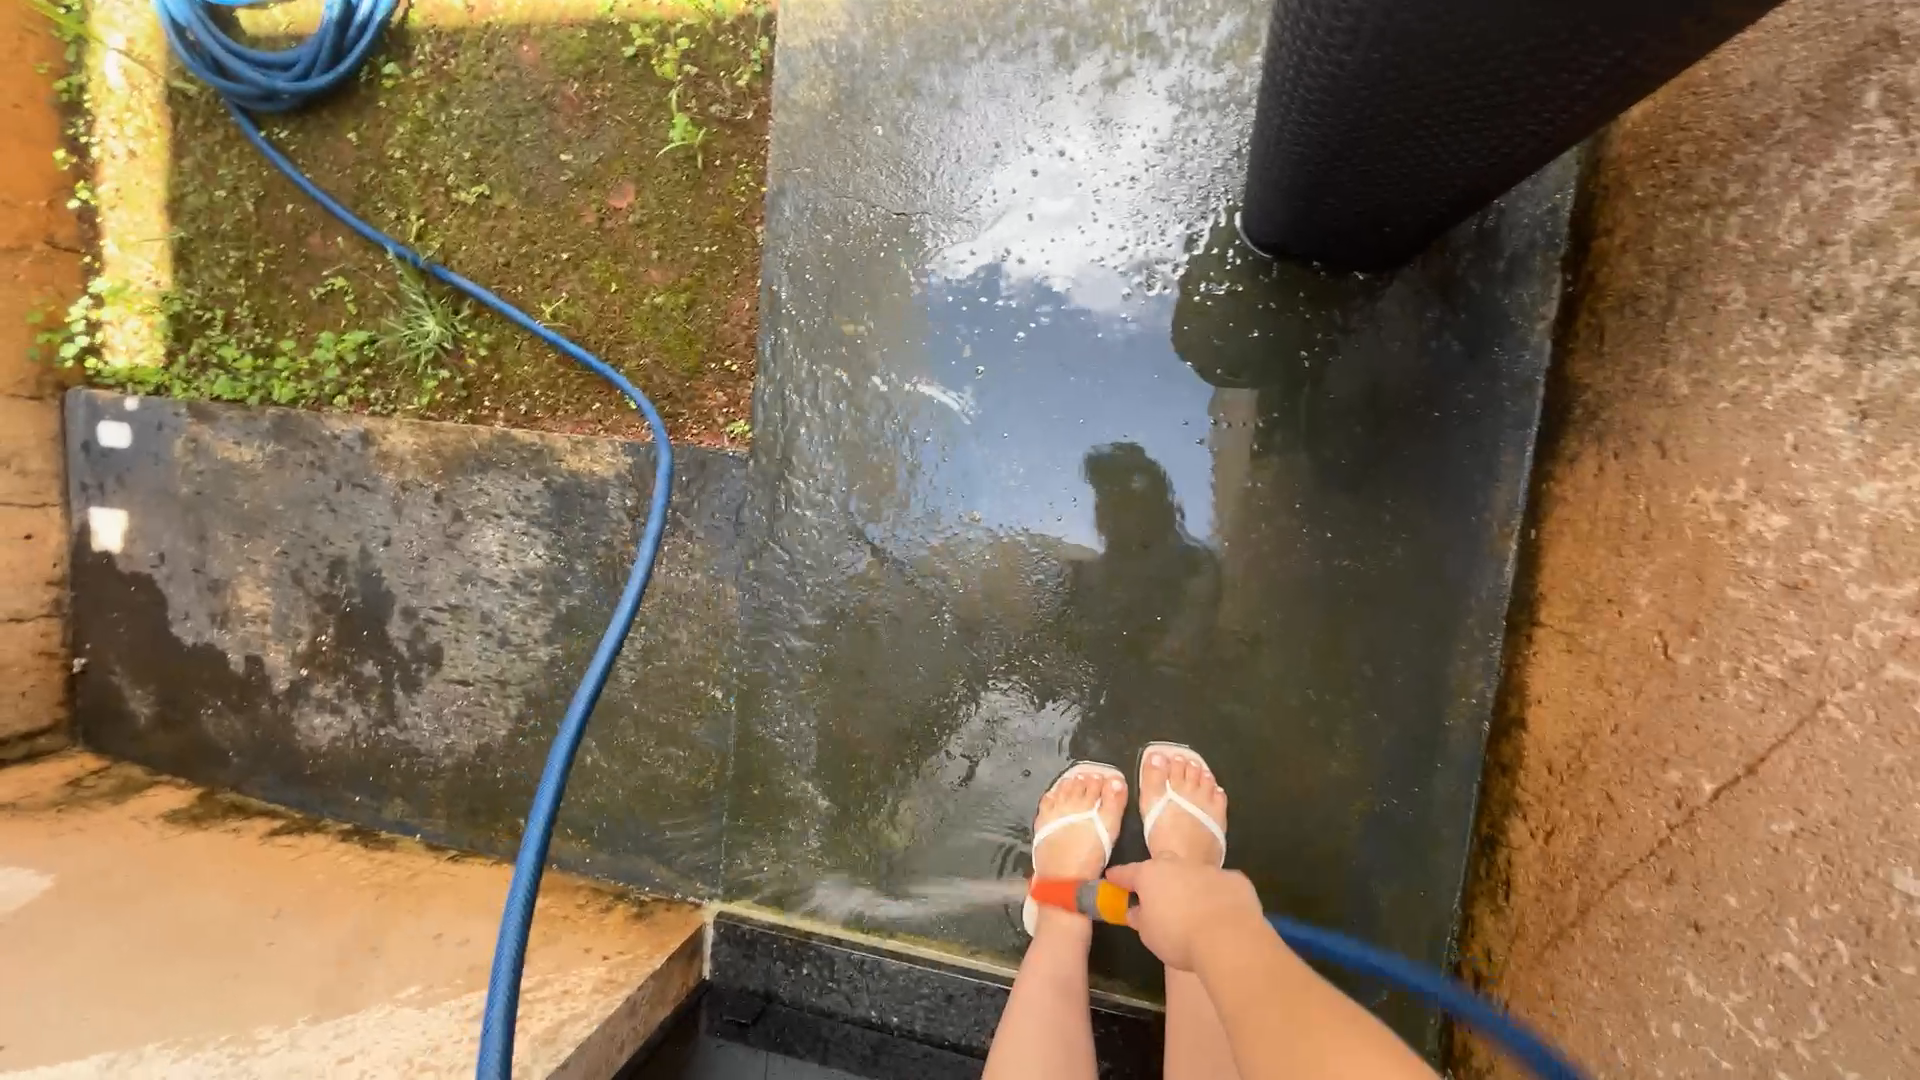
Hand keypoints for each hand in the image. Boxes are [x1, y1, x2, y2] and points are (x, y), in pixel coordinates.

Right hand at [1105, 859, 1266, 971]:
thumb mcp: (1149, 935)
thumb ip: (1140, 919)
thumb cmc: (1179, 937)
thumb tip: (1135, 911)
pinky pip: (1221, 886)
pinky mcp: (1235, 880)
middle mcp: (1178, 864)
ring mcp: (1209, 870)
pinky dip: (1219, 896)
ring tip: (1195, 910)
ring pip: (1194, 874)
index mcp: (1150, 875)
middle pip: (1163, 865)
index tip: (1111, 878)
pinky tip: (1223, 915)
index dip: (1118, 877)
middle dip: (1159, 876)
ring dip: (1191, 887)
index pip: (1128, 872)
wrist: (1229, 938)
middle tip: (1158, 894)